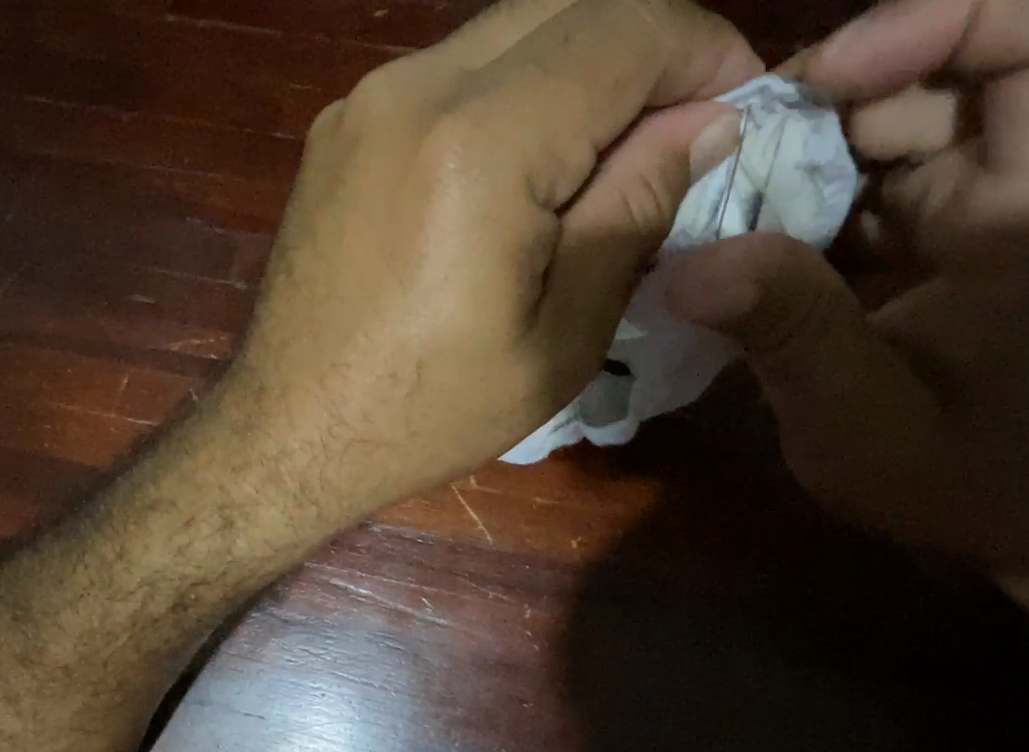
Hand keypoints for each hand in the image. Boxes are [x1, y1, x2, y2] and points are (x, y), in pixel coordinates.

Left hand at [215, 0, 759, 525]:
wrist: (289, 431)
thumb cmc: (428, 413)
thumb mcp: (558, 339)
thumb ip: (635, 213)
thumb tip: (705, 123)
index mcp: (482, 145)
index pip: (628, 29)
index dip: (706, 52)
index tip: (738, 109)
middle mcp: (416, 89)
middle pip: (569, 2)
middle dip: (648, 46)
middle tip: (682, 128)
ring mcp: (366, 100)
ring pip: (508, 27)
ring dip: (579, 65)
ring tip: (609, 153)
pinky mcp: (342, 127)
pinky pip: (451, 71)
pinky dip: (512, 90)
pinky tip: (527, 165)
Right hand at [662, 0, 1028, 572]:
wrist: (1022, 523)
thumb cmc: (968, 483)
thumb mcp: (864, 425)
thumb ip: (788, 333)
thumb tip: (685, 264)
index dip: (951, 11)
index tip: (824, 82)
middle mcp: (1021, 176)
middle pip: (950, 56)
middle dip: (826, 96)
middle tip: (726, 161)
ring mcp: (973, 202)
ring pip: (888, 116)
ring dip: (793, 153)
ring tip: (714, 214)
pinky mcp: (928, 234)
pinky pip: (856, 179)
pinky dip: (789, 200)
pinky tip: (735, 250)